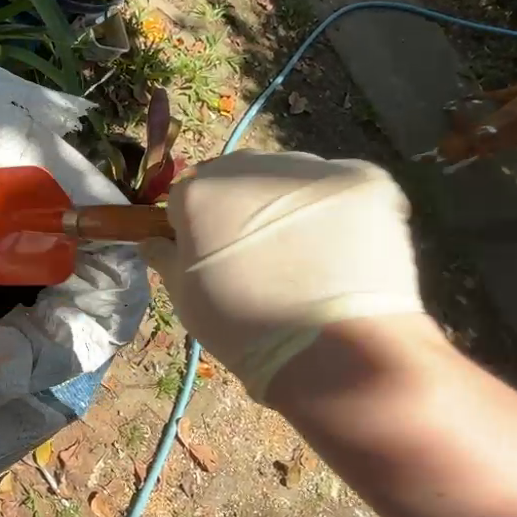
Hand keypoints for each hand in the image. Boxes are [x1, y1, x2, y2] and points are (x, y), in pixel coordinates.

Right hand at [139, 151, 427, 400]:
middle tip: (252, 250)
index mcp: (198, 192)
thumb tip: (152, 242)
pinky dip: (332, 207)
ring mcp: (311, 170)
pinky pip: (336, 186)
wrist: (333, 349)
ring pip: (287, 175)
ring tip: (299, 249)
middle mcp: (251, 167)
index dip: (194, 221)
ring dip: (285, 201)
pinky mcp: (364, 180)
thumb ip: (165, 257)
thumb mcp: (184, 296)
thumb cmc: (242, 327)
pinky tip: (336, 244)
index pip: (187, 192)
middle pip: (236, 174)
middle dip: (238, 202)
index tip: (206, 250)